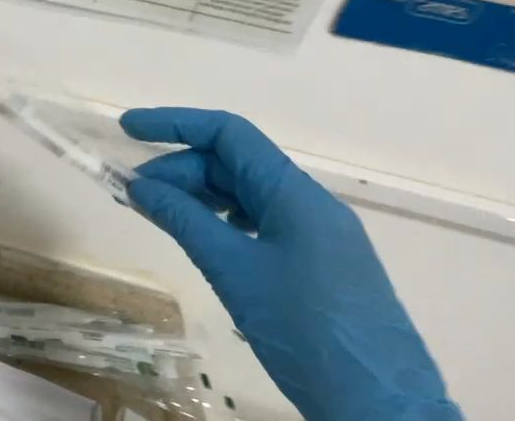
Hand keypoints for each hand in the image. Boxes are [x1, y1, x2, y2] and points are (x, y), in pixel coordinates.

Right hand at [121, 108, 461, 420]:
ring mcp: (321, 236)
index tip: (128, 130)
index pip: (228, 134)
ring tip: (160, 217)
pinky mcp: (322, 265)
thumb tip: (137, 186)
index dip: (174, 124)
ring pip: (247, 194)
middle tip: (135, 196)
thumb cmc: (307, 332)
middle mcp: (311, 204)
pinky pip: (262, 223)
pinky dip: (223, 222)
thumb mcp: (233, 271)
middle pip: (233, 164)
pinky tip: (203, 243)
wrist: (386, 412)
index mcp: (296, 194)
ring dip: (198, 197)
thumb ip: (183, 219)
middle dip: (179, 171)